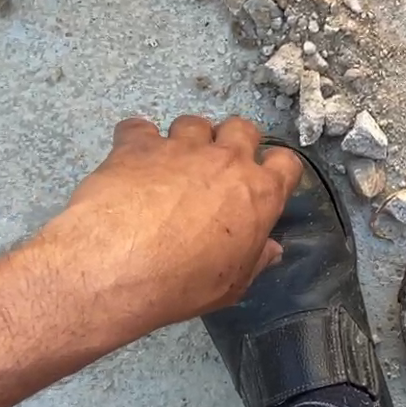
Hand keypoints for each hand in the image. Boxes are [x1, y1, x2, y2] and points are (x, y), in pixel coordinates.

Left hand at [32, 116, 303, 338]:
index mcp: (261, 193)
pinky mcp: (137, 146)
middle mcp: (228, 161)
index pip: (287, 162)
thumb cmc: (185, 284)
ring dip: (188, 138)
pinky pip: (138, 126)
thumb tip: (271, 249)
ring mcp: (183, 149)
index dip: (277, 167)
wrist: (117, 268)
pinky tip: (129, 158)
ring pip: (194, 122)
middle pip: (244, 127)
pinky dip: (136, 138)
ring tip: (172, 161)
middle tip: (217, 165)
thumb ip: (256, 259)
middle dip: (234, 140)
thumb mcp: (233, 283)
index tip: (264, 178)